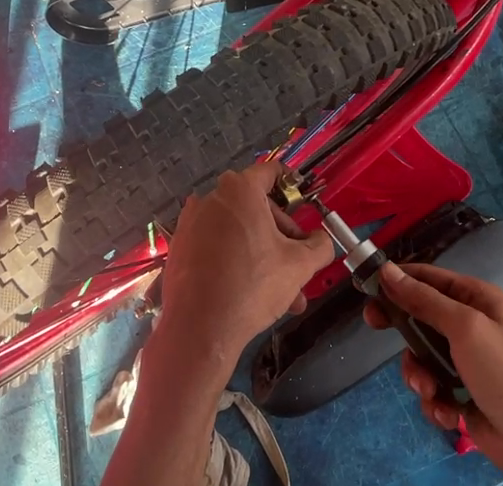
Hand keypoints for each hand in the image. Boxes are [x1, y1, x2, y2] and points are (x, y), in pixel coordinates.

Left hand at [157, 162, 333, 356]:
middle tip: (298, 265)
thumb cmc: (252, 286)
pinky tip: (252, 294)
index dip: (291, 185)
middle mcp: (211, 198)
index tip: (302, 200)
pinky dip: (236, 261)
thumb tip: (322, 240)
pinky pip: (216, 247)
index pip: (270, 172)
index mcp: (239, 190)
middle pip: (256, 208)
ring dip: (263, 256)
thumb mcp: (299, 265)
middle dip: (282, 237)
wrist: (199, 328)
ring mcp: (191, 223)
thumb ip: (319, 246)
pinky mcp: (180, 247)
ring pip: (238, 233)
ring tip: (285, 295)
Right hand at [364, 263, 502, 484]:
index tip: (368, 287)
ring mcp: (468, 362)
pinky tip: (448, 412)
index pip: (429, 278)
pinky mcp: (464, 394)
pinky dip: (435, 401)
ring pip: (421, 356)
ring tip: (429, 391)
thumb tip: (387, 269)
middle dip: (402, 330)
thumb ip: (424, 300)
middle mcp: (472, 325)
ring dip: (419, 374)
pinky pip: (433, 388)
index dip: (398, 280)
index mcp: (478, 299)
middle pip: (420, 316)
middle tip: (375, 326)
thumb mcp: (465, 328)